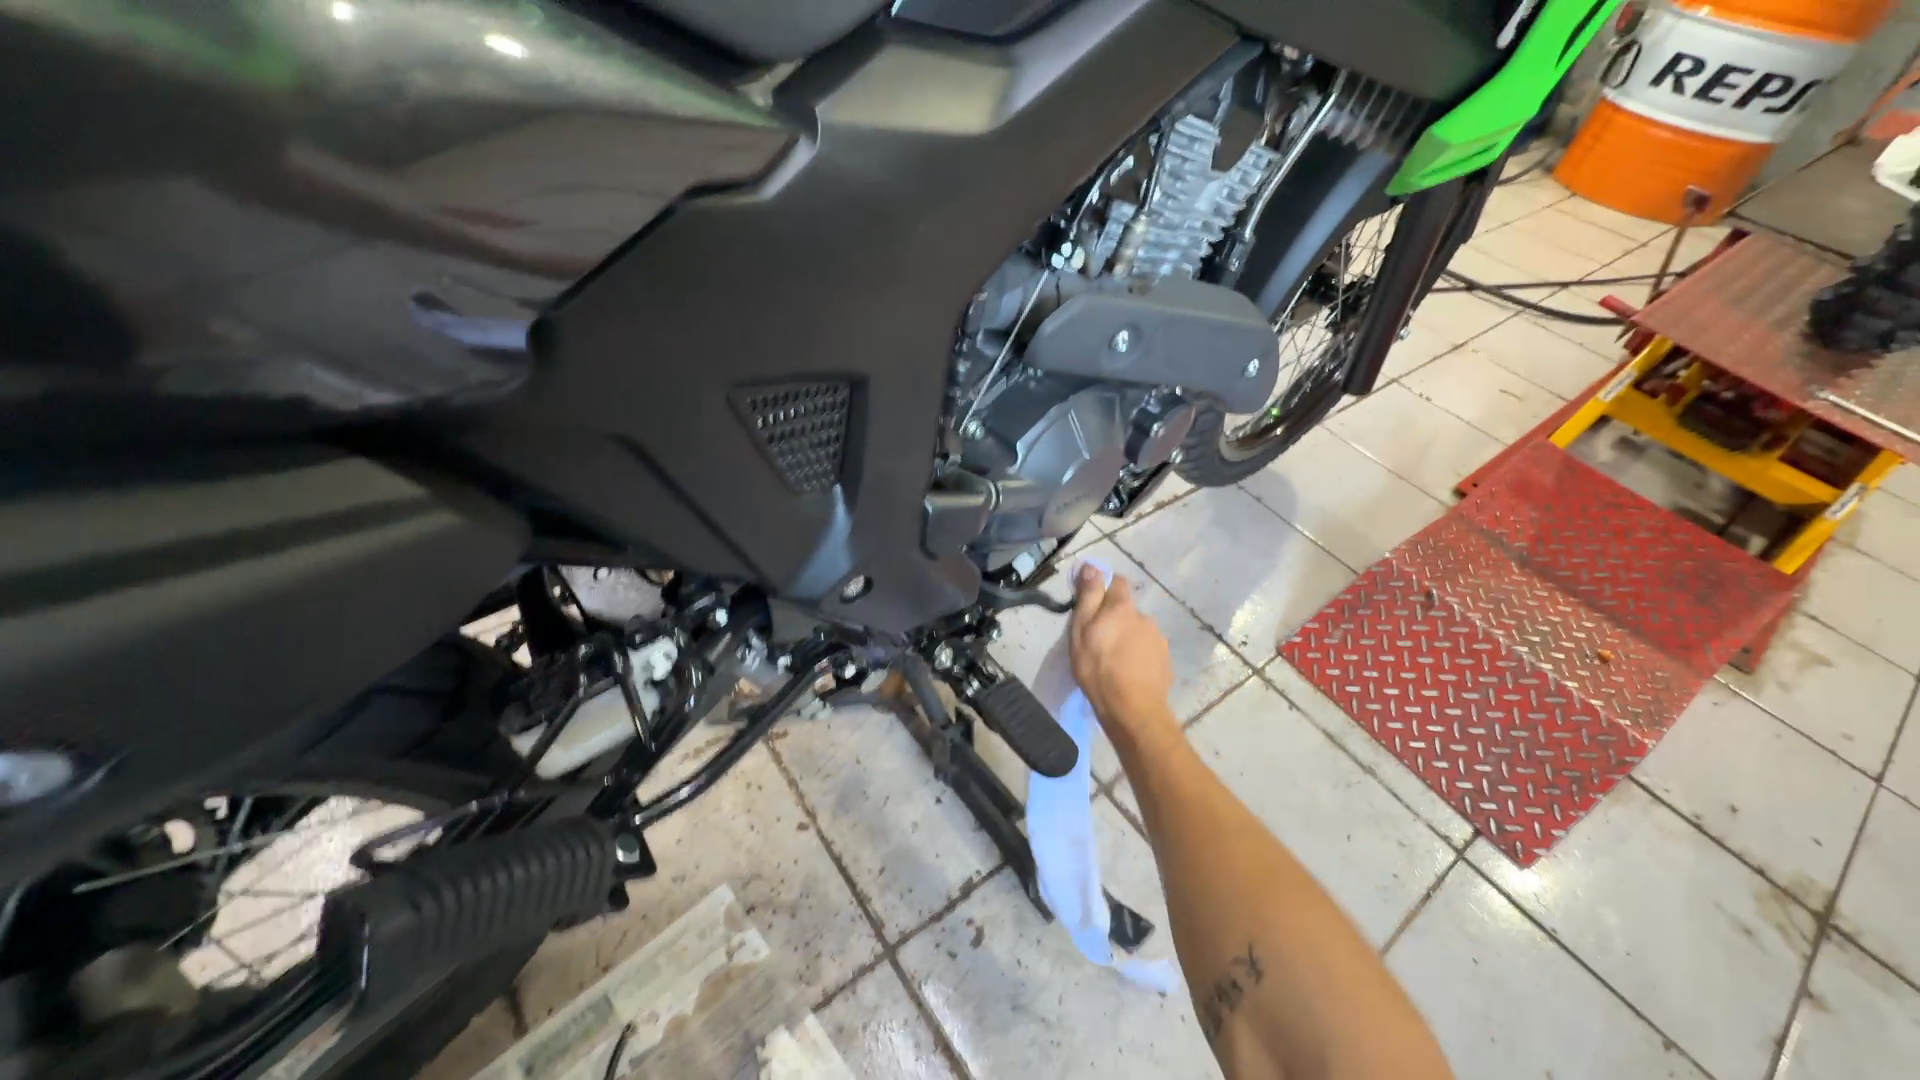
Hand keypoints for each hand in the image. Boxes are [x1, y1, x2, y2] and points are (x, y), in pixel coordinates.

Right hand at [1069, 564, 1175, 745]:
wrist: (1132, 708)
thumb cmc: (1098, 668)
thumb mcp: (1082, 630)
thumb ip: (1088, 597)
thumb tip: (1092, 566)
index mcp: (1122, 607)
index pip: (1117, 582)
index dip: (1105, 588)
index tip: (1092, 603)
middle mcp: (1144, 617)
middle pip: (1127, 609)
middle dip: (1115, 618)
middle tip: (1099, 640)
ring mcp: (1158, 639)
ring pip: (1138, 630)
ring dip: (1127, 638)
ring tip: (1114, 660)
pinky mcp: (1165, 660)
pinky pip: (1148, 650)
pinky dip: (1138, 655)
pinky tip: (1129, 672)